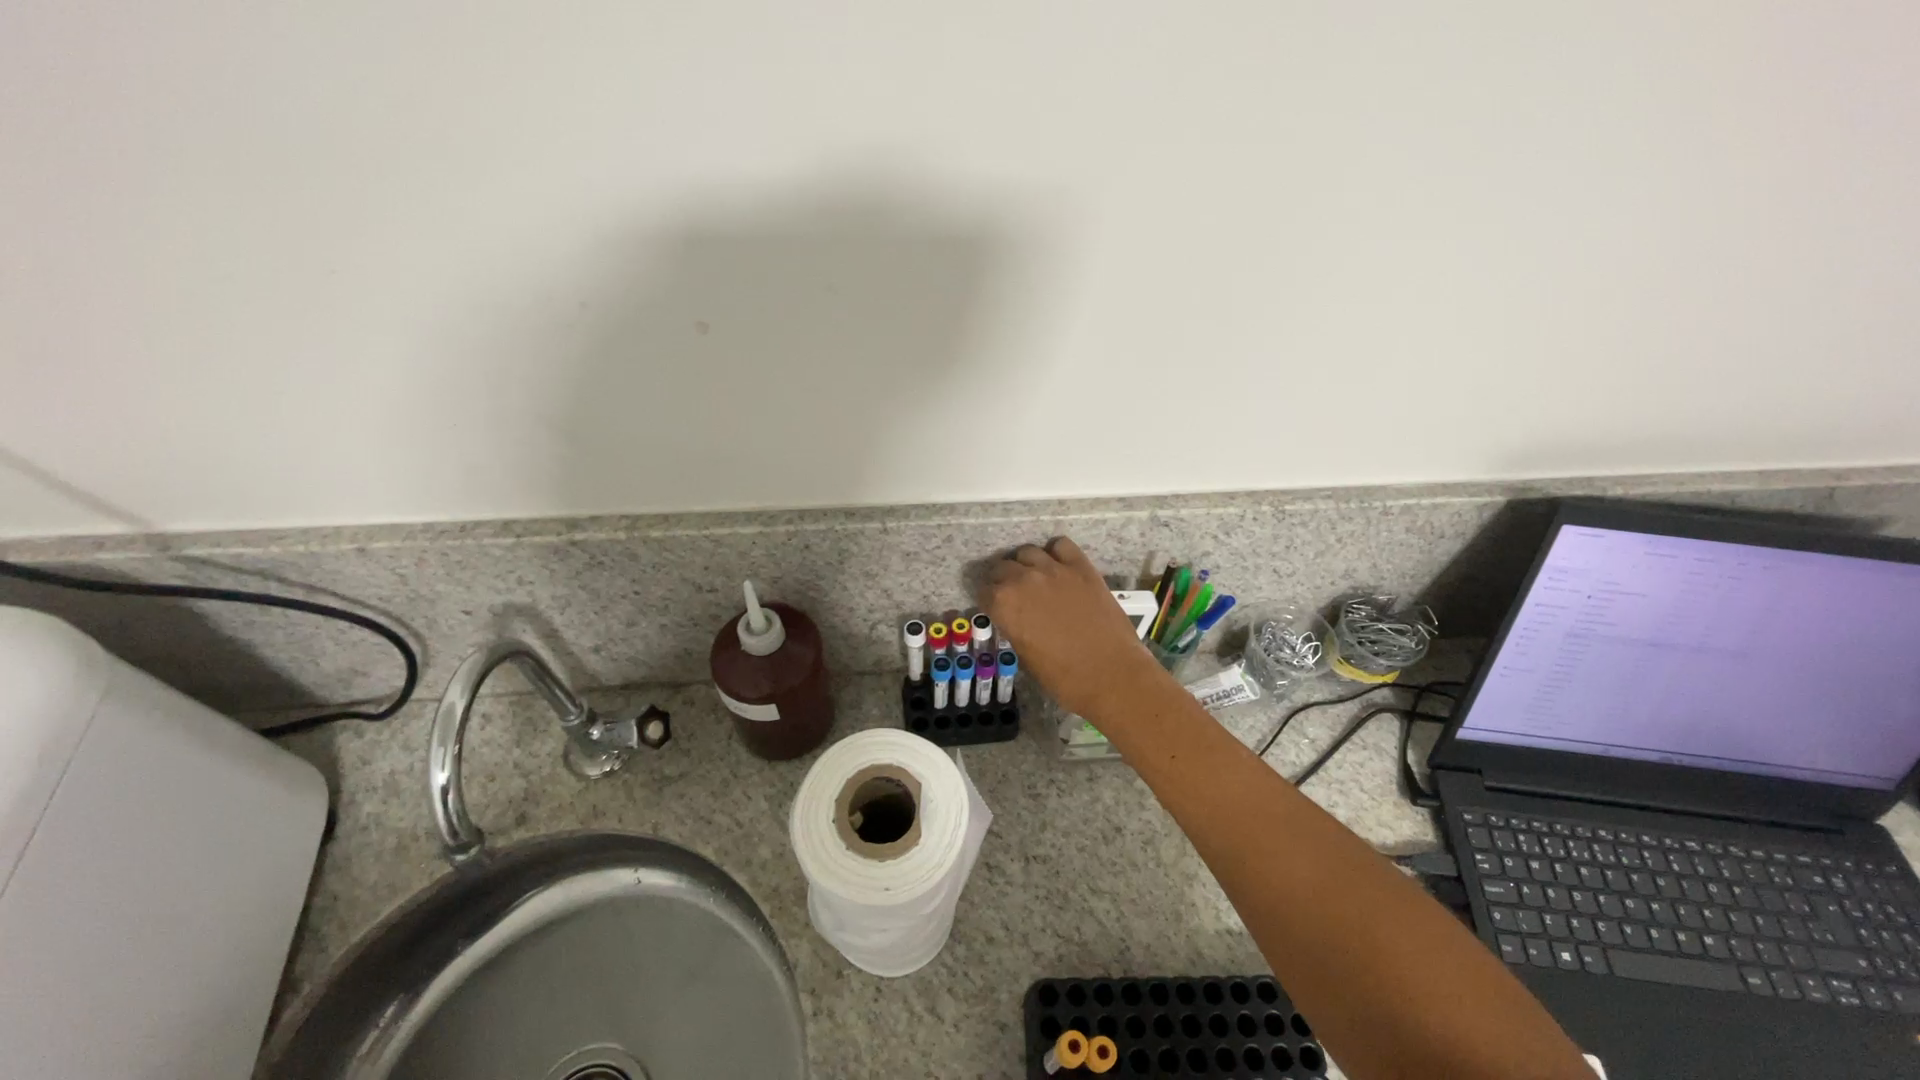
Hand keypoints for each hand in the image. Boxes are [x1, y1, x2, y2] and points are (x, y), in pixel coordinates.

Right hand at [980, 537, 1166, 718]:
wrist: (1110, 673)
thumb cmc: (1063, 677)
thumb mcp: (1025, 656)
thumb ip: (1014, 627)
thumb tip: (1014, 617)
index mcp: (1003, 604)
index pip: (983, 591)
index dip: (988, 600)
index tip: (995, 607)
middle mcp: (1023, 579)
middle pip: (1002, 567)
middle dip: (1002, 579)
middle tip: (1012, 593)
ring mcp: (1054, 569)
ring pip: (1027, 551)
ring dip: (1025, 564)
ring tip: (1034, 577)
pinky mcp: (1081, 567)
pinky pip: (1061, 545)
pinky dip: (1056, 553)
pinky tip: (1059, 566)